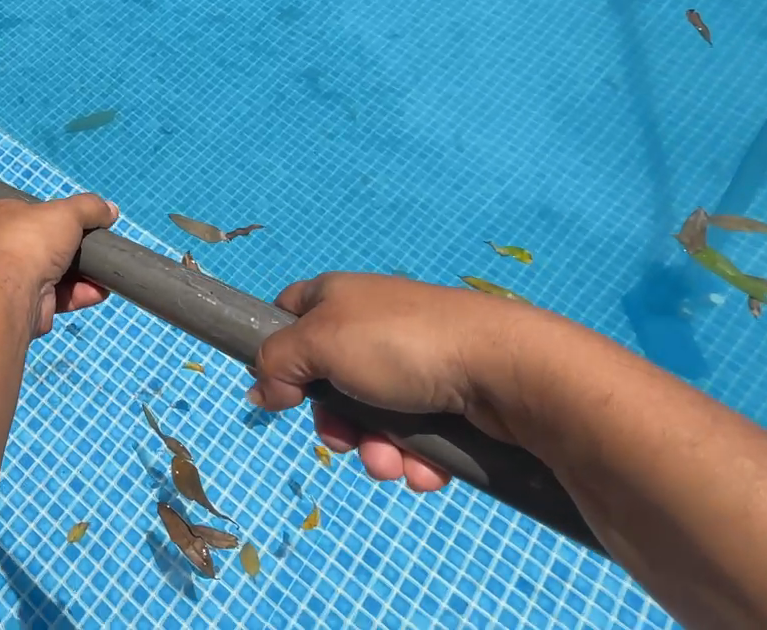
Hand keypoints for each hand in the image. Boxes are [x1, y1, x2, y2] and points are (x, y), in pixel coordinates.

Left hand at [0, 193, 116, 336]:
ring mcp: (10, 277)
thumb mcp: (65, 213)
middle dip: (43, 244)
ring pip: (45, 271)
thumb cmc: (30, 239)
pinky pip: (57, 295)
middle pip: (18, 241)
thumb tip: (108, 209)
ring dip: (74, 272)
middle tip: (71, 242)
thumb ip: (88, 208)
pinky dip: (79, 293)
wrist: (19, 289)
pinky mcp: (29, 304)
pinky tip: (99, 290)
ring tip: (99, 269)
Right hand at [249, 272, 541, 492]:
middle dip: (334, 421)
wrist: (509, 369)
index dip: (277, 348)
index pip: (287, 313)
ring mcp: (414, 360)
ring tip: (391, 465)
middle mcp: (371, 324)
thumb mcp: (315, 344)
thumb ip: (275, 364)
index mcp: (337, 296)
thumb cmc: (397, 343)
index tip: (279, 385)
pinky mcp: (453, 396)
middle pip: (327, 377)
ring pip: (372, 413)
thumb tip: (257, 390)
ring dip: (374, 447)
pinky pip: (416, 431)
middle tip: (343, 441)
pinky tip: (424, 470)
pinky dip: (413, 455)